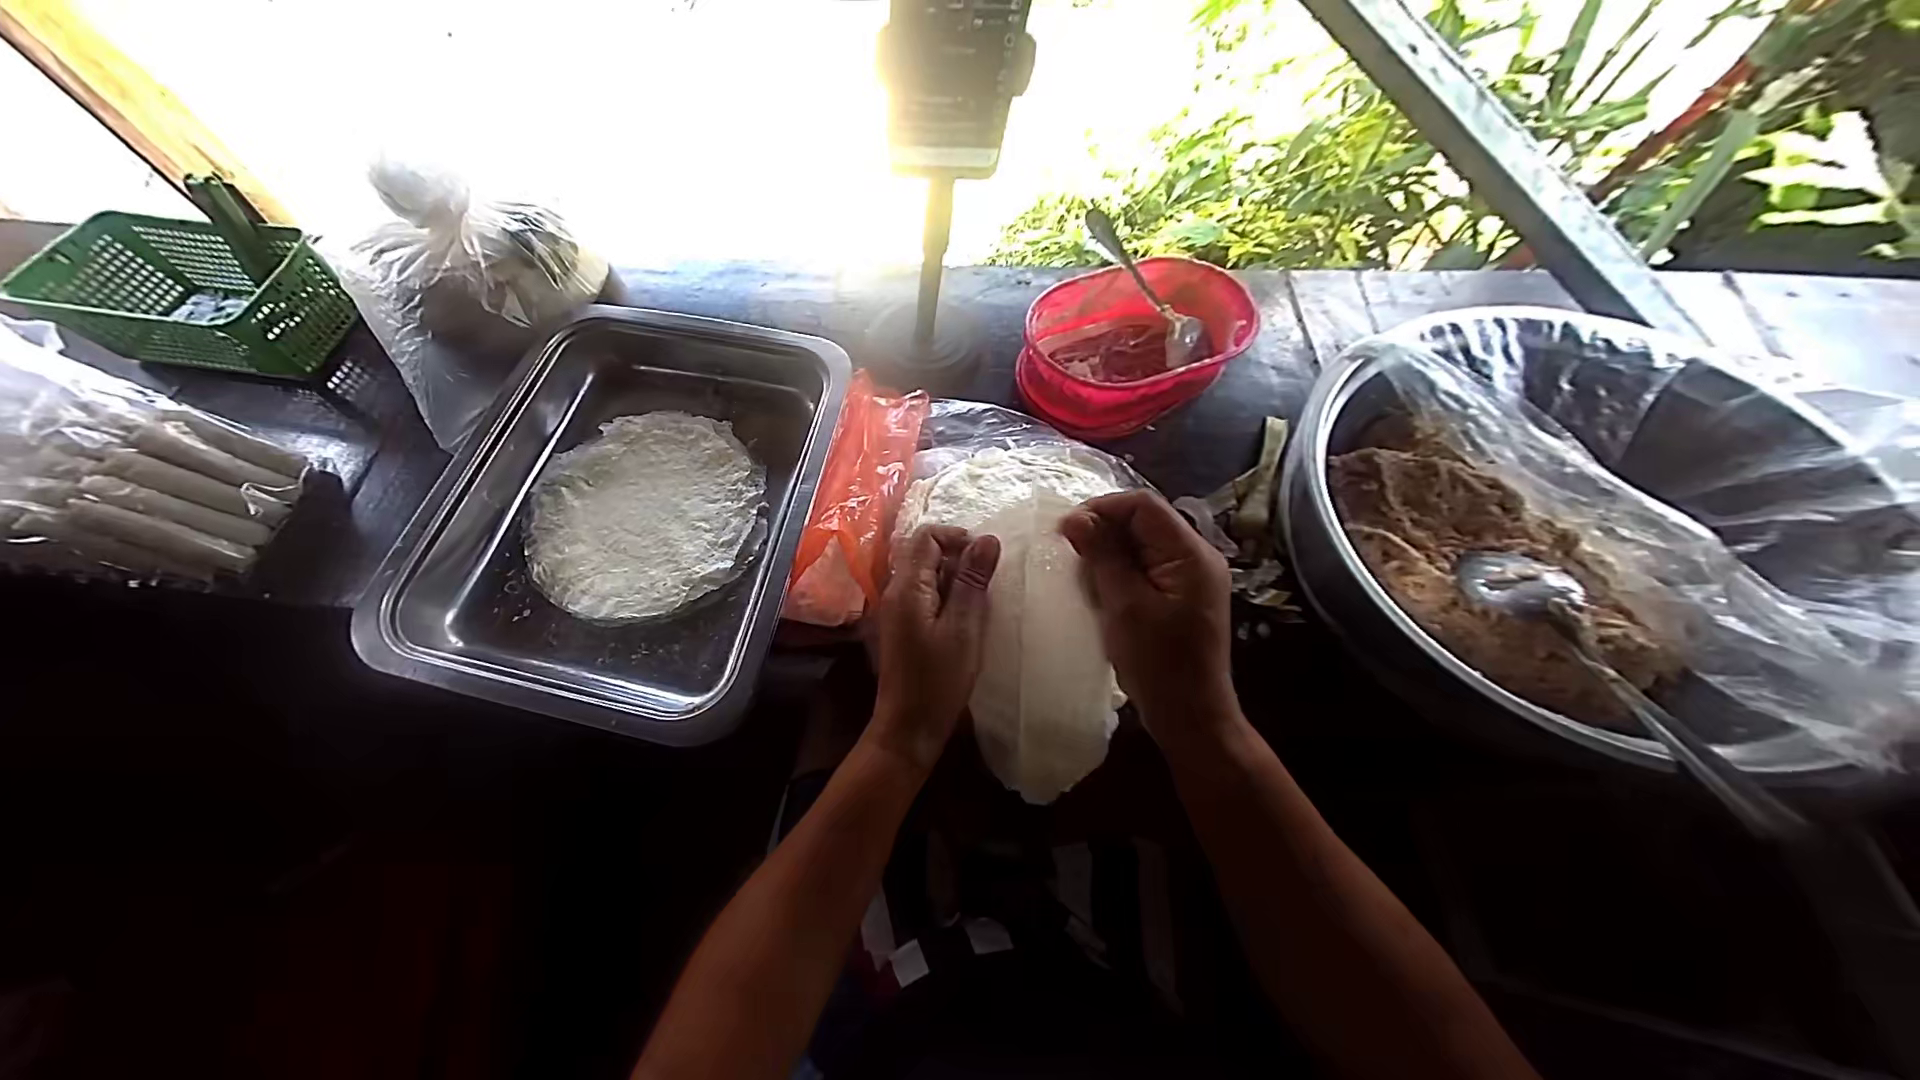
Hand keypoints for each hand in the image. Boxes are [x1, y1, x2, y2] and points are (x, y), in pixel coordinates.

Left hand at [866, 524, 1000, 771]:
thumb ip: (973, 581)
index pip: (926, 537)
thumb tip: (986, 539)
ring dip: (954, 577)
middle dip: (957, 556)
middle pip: (923, 551)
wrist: (909, 726)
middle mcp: (894, 592)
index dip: (957, 537)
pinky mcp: (901, 625)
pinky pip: (923, 594)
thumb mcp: (964, 629)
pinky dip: (946, 595)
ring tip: (980, 599)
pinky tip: (965, 616)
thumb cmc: (939, 680)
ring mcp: (895, 609)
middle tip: (986, 581)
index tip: (985, 558)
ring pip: (925, 573)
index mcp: (907, 588)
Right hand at [1059, 490, 1235, 743]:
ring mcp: (1190, 577)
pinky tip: (1098, 586)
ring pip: (1142, 543)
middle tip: (1068, 551)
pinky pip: (1145, 565)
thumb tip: (1076, 518)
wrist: (1191, 716)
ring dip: (1108, 550)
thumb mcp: (1124, 606)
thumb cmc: (1158, 664)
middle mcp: (1196, 557)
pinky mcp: (1180, 594)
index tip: (1065, 531)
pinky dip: (1119, 569)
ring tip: (1080, 569)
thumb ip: (1103, 556)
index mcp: (1191, 555)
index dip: (1101, 509)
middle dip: (1103, 529)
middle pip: (1144, 521)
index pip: (1143, 506)